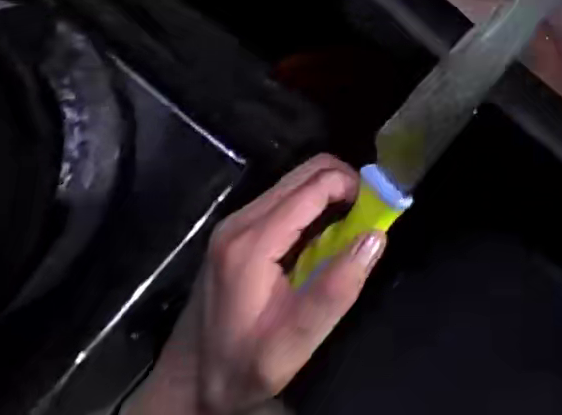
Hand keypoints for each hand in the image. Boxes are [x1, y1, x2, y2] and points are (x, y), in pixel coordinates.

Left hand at [125, 155, 384, 414]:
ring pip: (299, 179)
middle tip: (366, 214)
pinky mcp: (236, 231)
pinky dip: (316, 201)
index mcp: (253, 242)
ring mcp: (235, 224)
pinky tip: (322, 234)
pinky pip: (288, 195)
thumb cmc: (241, 367)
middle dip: (347, 182)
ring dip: (332, 191)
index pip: (319, 183)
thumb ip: (335, 291)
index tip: (376, 212)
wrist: (184, 391)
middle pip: (309, 170)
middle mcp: (240, 222)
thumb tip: (376, 236)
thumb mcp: (293, 343)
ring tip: (348, 225)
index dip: (356, 188)